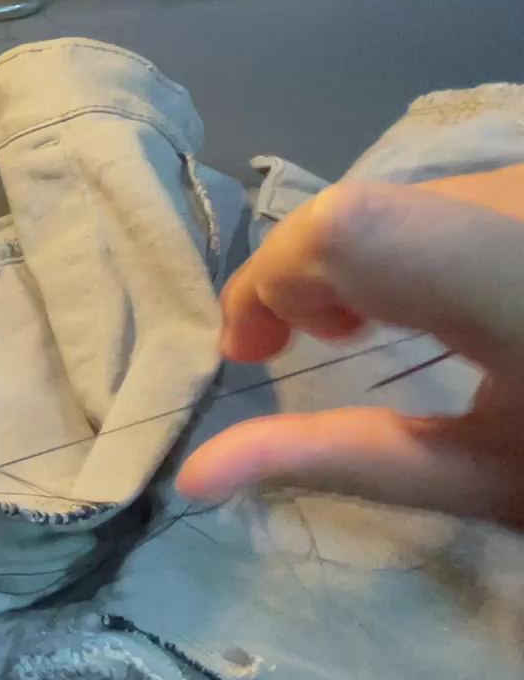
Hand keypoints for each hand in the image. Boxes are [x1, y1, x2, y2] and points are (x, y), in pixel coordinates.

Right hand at [176, 166, 523, 518]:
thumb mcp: (492, 483)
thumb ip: (334, 459)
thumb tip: (189, 475)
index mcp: (517, 292)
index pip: (349, 230)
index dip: (275, 279)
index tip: (264, 348)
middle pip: (365, 213)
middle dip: (305, 281)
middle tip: (310, 346)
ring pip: (412, 199)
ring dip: (360, 262)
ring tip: (378, 326)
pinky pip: (469, 196)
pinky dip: (420, 244)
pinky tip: (448, 295)